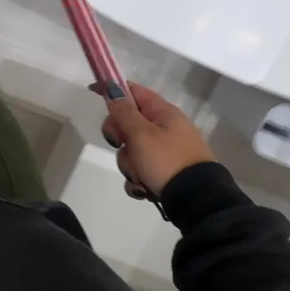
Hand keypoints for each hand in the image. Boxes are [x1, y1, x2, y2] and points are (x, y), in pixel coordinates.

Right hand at [101, 82, 214, 197]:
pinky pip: (140, 170)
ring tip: (140, 175)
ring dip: (129, 164)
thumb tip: (115, 95)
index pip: (134, 91)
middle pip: (128, 123)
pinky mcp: (164, 172)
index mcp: (163, 113)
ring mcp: (165, 152)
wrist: (197, 201)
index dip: (113, 89)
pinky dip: (138, 179)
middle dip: (120, 138)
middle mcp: (164, 129)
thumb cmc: (167, 161)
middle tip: (120, 144)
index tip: (92, 91)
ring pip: (131, 150)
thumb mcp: (141, 134)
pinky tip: (144, 188)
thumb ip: (124, 113)